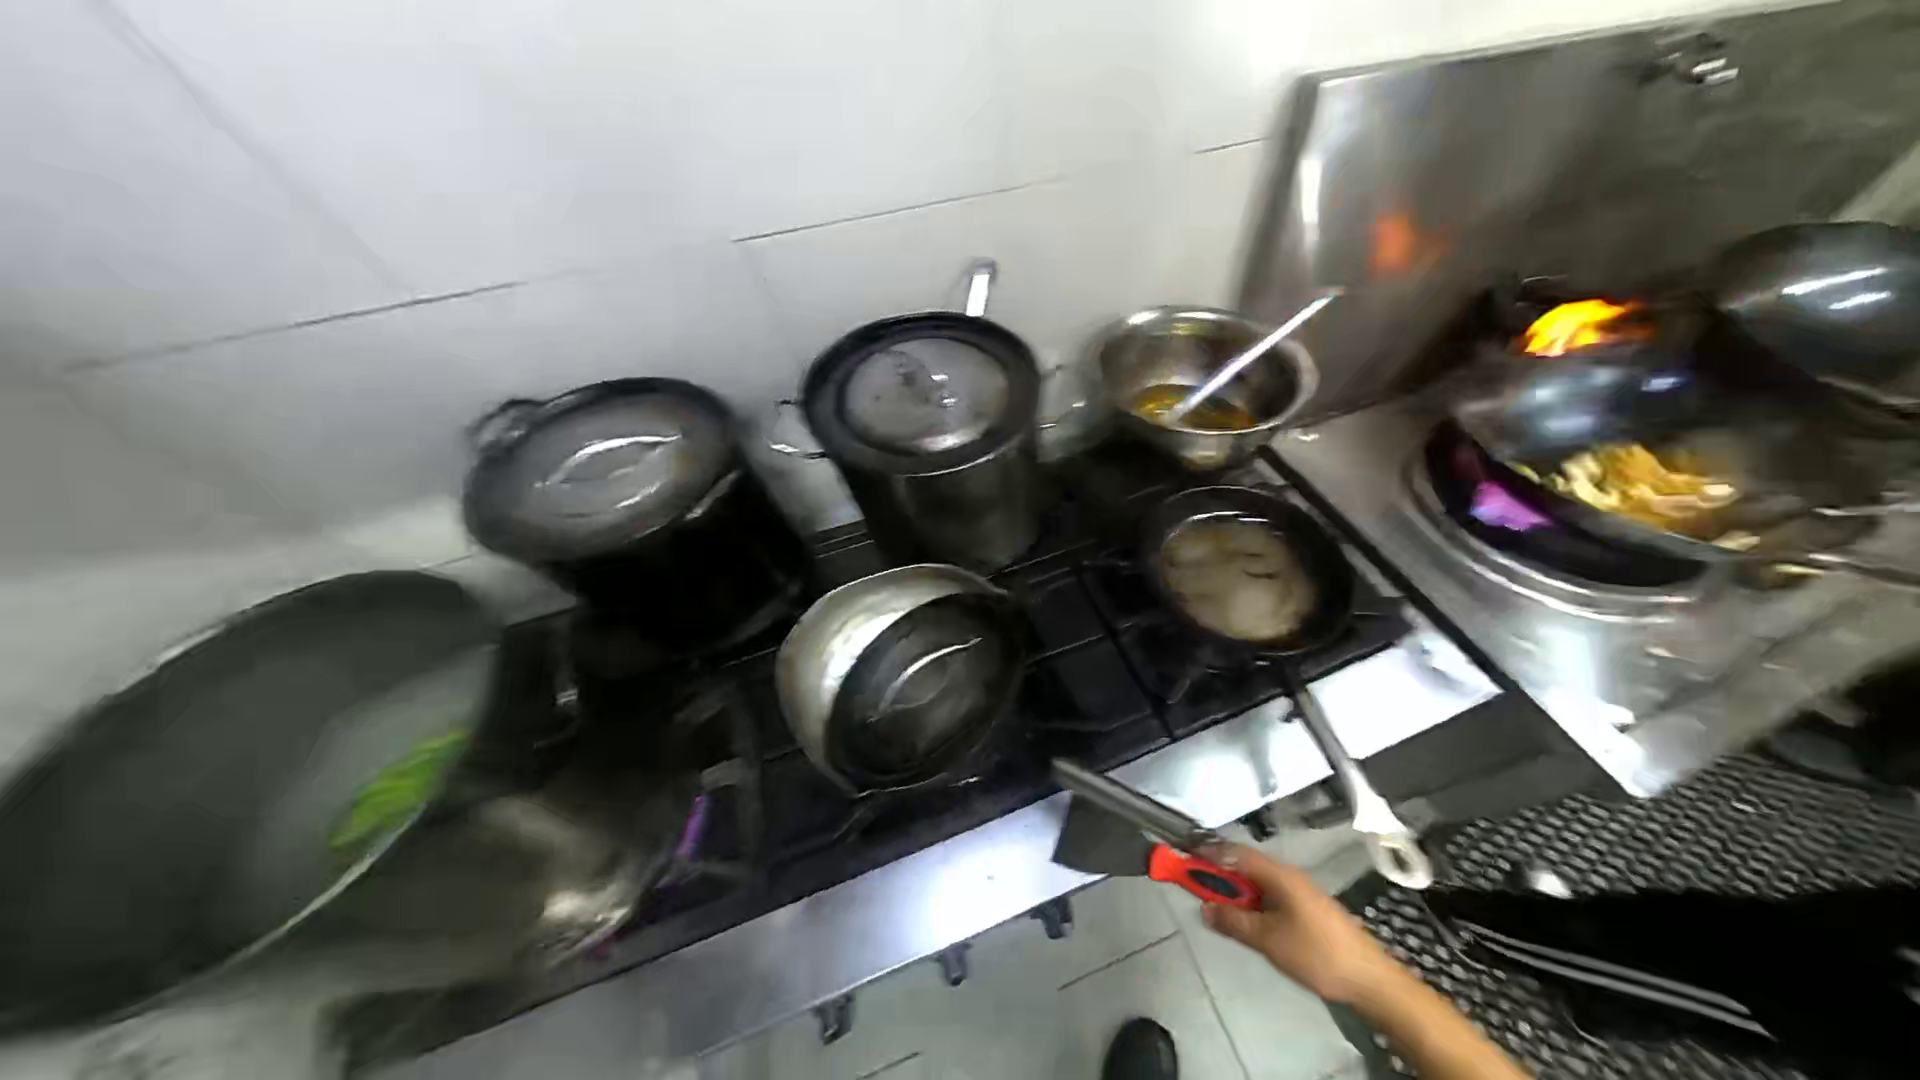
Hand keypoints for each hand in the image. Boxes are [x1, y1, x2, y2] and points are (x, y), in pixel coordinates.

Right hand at [1199, 843, 1400, 1005]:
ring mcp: (1299, 890)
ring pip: (1256, 880)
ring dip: (1234, 889)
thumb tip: (1204, 908)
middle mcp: (1287, 875)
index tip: (1181, 857)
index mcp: (1278, 874)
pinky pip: (1268, 893)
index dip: (1206, 853)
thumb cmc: (1318, 954)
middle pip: (1243, 864)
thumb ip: (1234, 921)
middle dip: (1217, 873)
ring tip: (1218, 907)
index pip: (1233, 853)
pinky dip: (1250, 899)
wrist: (1372, 981)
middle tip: (1195, 887)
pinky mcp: (1306, 907)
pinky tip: (1247, 919)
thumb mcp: (1268, 941)